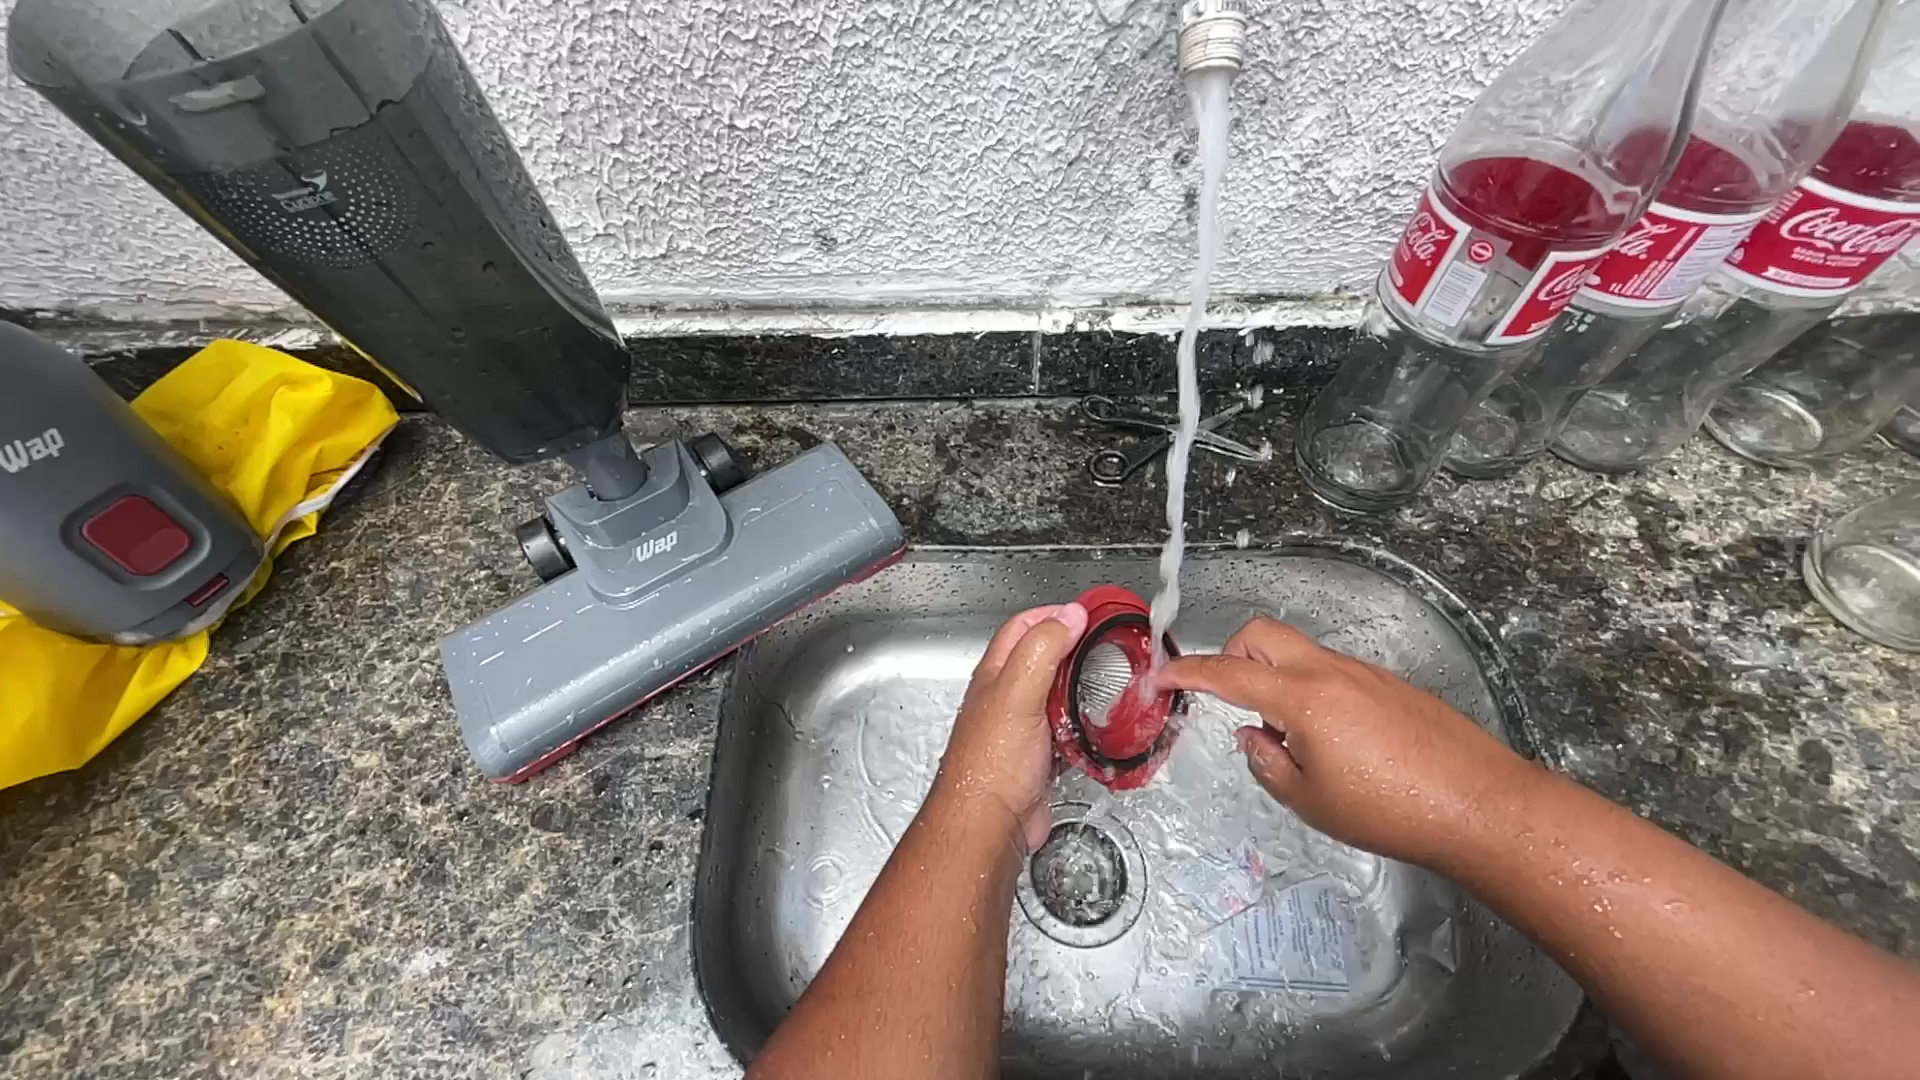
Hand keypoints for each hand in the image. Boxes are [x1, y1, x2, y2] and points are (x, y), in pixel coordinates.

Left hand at [934, 603, 1088, 853]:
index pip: (1022, 627)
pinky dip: (1086, 726)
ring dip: (1083, 688)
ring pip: (1058, 695)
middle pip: (1043, 658)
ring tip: (1111, 684)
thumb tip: (1069, 616)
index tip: (1087, 614)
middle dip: (1074, 648)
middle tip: (1106, 646)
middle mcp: (1006, 696)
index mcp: (996, 674)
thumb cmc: (990, 765)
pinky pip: (1068, 731)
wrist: (988, 826)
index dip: (1053, 614)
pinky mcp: (1040, 755)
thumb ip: (1041, 650)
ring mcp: (1023, 727)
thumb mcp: (1017, 694)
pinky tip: (1102, 728)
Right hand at [1157, 616, 1537, 867]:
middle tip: (1230, 696)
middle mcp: (1330, 672)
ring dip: (1274, 675)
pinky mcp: (1390, 684)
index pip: (1227, 673)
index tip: (1162, 677)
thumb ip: (1266, 761)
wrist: (1485, 808)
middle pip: (1262, 631)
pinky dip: (1310, 688)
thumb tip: (1253, 737)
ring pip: (1298, 651)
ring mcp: (1364, 673)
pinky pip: (1331, 669)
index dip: (1187, 672)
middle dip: (1232, 652)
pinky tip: (1332, 738)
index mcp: (1302, 698)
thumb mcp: (1310, 801)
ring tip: (1290, 735)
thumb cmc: (1392, 811)